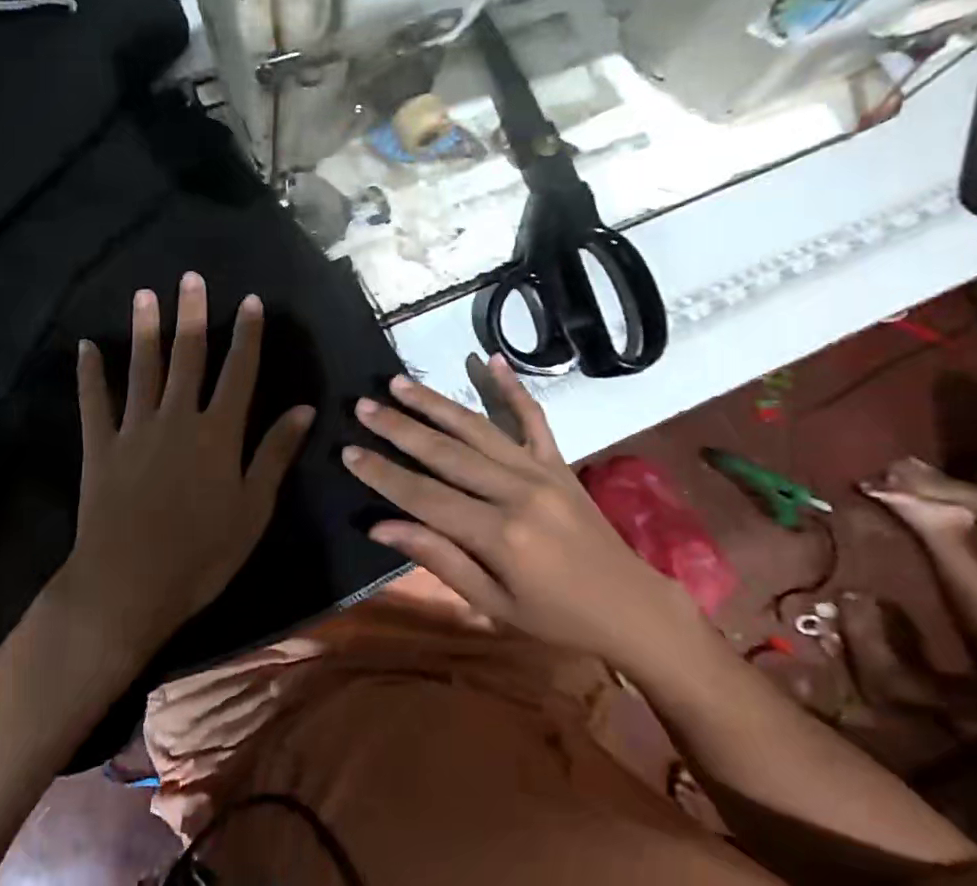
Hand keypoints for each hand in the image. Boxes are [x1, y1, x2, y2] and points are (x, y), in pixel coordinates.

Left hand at [54, 272, 314, 659]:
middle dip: (193, 315)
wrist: (128, 585)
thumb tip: (303, 408)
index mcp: (219, 432)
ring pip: (142, 369)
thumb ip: (275, 452)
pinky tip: (86, 347)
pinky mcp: (100, 448)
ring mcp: (135, 430)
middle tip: (191, 278)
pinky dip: (89, 374)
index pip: (239, 371)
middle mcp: (178, 418)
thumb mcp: (254, 506)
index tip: (251, 301)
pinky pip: (94, 403)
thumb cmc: (203, 551)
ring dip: (145, 330)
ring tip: (145, 295)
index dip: (247, 334)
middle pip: (188, 357)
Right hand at [341, 355, 699, 670]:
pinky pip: (533, 417)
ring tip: (399, 381)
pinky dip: (512, 388)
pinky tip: (491, 360)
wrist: (628, 604)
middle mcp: (518, 491)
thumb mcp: (494, 604)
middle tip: (362, 405)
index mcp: (500, 534)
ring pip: (479, 427)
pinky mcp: (559, 461)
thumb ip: (440, 559)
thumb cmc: (556, 617)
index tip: (348, 451)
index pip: (426, 496)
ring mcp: (541, 469)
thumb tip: (382, 526)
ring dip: (436, 403)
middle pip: (446, 452)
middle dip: (399, 428)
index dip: (384, 474)